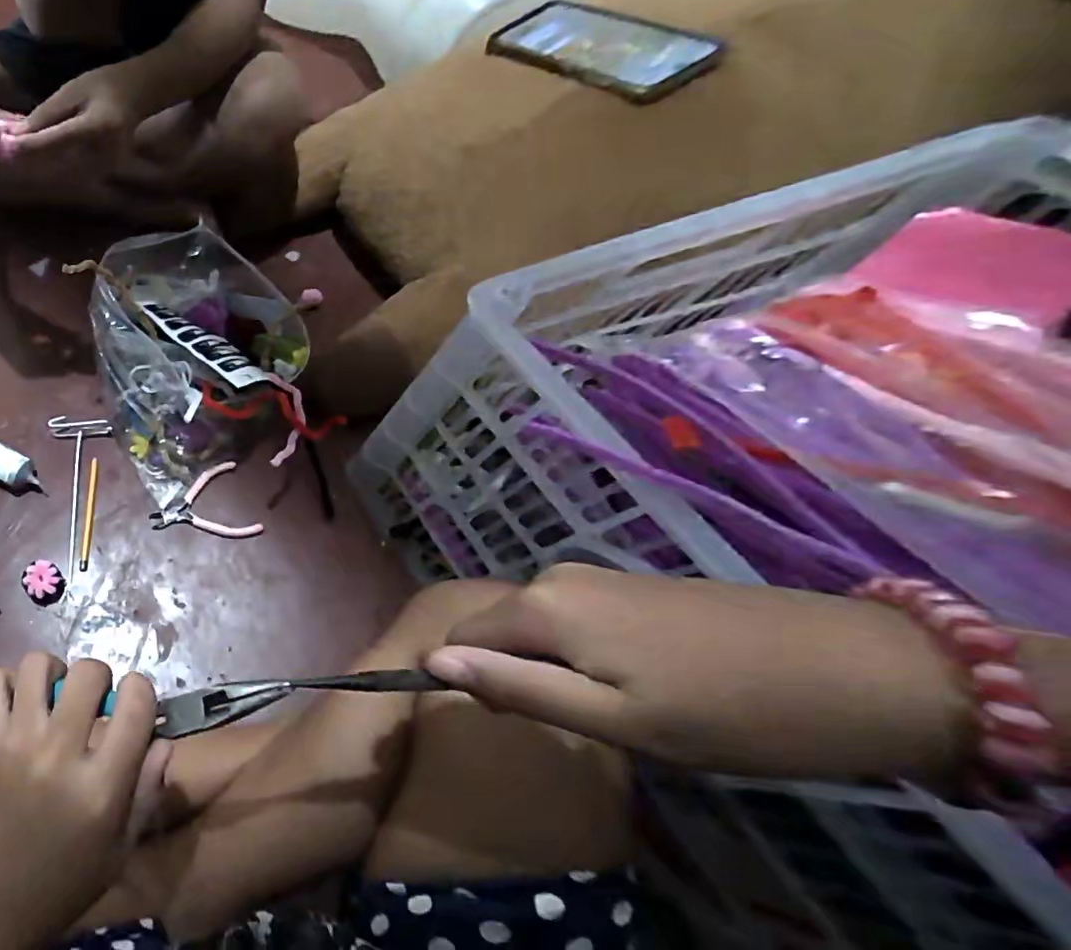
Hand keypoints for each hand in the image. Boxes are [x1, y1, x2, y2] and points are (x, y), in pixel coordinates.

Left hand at [0, 64, 143, 162]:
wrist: (138, 96)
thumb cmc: (104, 85)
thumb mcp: (71, 91)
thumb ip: (43, 116)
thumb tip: (11, 135)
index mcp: (95, 129)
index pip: (51, 143)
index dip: (21, 148)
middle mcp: (100, 155)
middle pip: (50, 165)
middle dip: (18, 162)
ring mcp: (101, 169)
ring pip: (54, 174)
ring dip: (25, 169)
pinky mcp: (98, 175)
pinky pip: (64, 175)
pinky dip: (41, 170)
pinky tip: (21, 164)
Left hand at [0, 654, 171, 949]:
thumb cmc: (66, 879)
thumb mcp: (120, 848)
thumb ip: (147, 790)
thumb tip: (164, 739)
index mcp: (102, 786)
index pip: (136, 702)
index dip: (141, 691)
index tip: (133, 704)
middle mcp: (60, 754)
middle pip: (87, 673)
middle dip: (99, 677)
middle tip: (94, 701)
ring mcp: (17, 742)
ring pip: (38, 665)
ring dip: (54, 672)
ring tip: (56, 696)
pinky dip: (10, 683)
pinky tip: (22, 705)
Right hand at [424, 564, 974, 781]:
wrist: (866, 671)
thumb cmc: (731, 711)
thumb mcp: (616, 720)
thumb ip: (515, 686)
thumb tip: (431, 662)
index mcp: (541, 605)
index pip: (460, 635)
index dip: (471, 680)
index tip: (517, 724)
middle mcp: (554, 576)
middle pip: (497, 627)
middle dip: (513, 672)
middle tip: (578, 724)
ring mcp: (594, 575)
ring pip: (535, 624)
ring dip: (551, 665)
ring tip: (613, 708)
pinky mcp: (629, 582)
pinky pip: (571, 617)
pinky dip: (581, 651)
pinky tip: (639, 680)